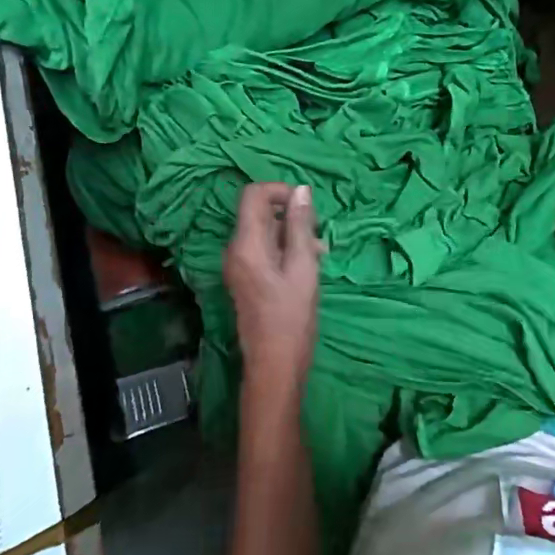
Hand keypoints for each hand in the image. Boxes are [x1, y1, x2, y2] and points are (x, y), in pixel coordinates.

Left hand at [223, 182, 321, 388]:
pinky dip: (287, 249)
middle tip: (318, 234)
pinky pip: (265, 249)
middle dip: (291, 214)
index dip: (280, 191)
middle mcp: (235, 250)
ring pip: (265, 231)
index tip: (306, 206)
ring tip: (319, 253)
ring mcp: (239, 265)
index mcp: (245, 244)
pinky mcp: (247, 278)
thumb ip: (301, 226)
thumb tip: (301, 190)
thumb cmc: (292, 316)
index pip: (253, 194)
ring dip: (293, 233)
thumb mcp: (303, 267)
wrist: (274, 364)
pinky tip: (309, 265)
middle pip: (259, 212)